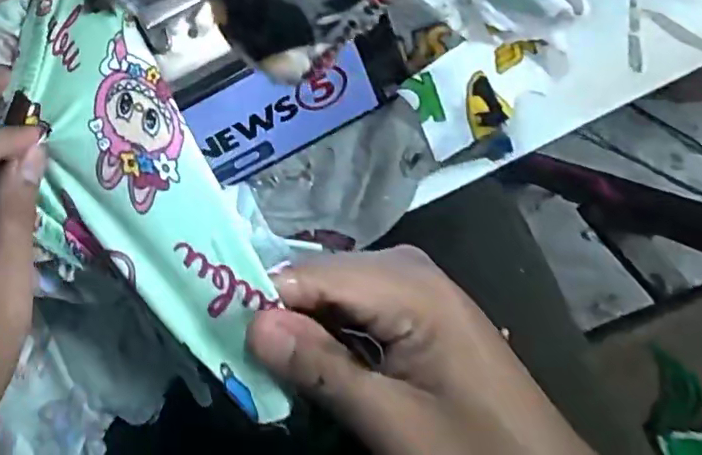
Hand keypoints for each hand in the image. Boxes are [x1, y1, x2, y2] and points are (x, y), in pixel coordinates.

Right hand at [247, 246, 594, 454]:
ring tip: (272, 362)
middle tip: (246, 356)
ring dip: (304, 327)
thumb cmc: (478, 454)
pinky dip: (331, 333)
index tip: (224, 331)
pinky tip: (315, 363)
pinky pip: (356, 306)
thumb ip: (321, 369)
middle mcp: (406, 265)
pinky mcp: (416, 307)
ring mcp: (413, 284)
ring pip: (334, 291)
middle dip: (283, 314)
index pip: (311, 273)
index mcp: (406, 282)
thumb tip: (250, 324)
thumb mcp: (396, 424)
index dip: (264, 299)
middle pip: (320, 278)